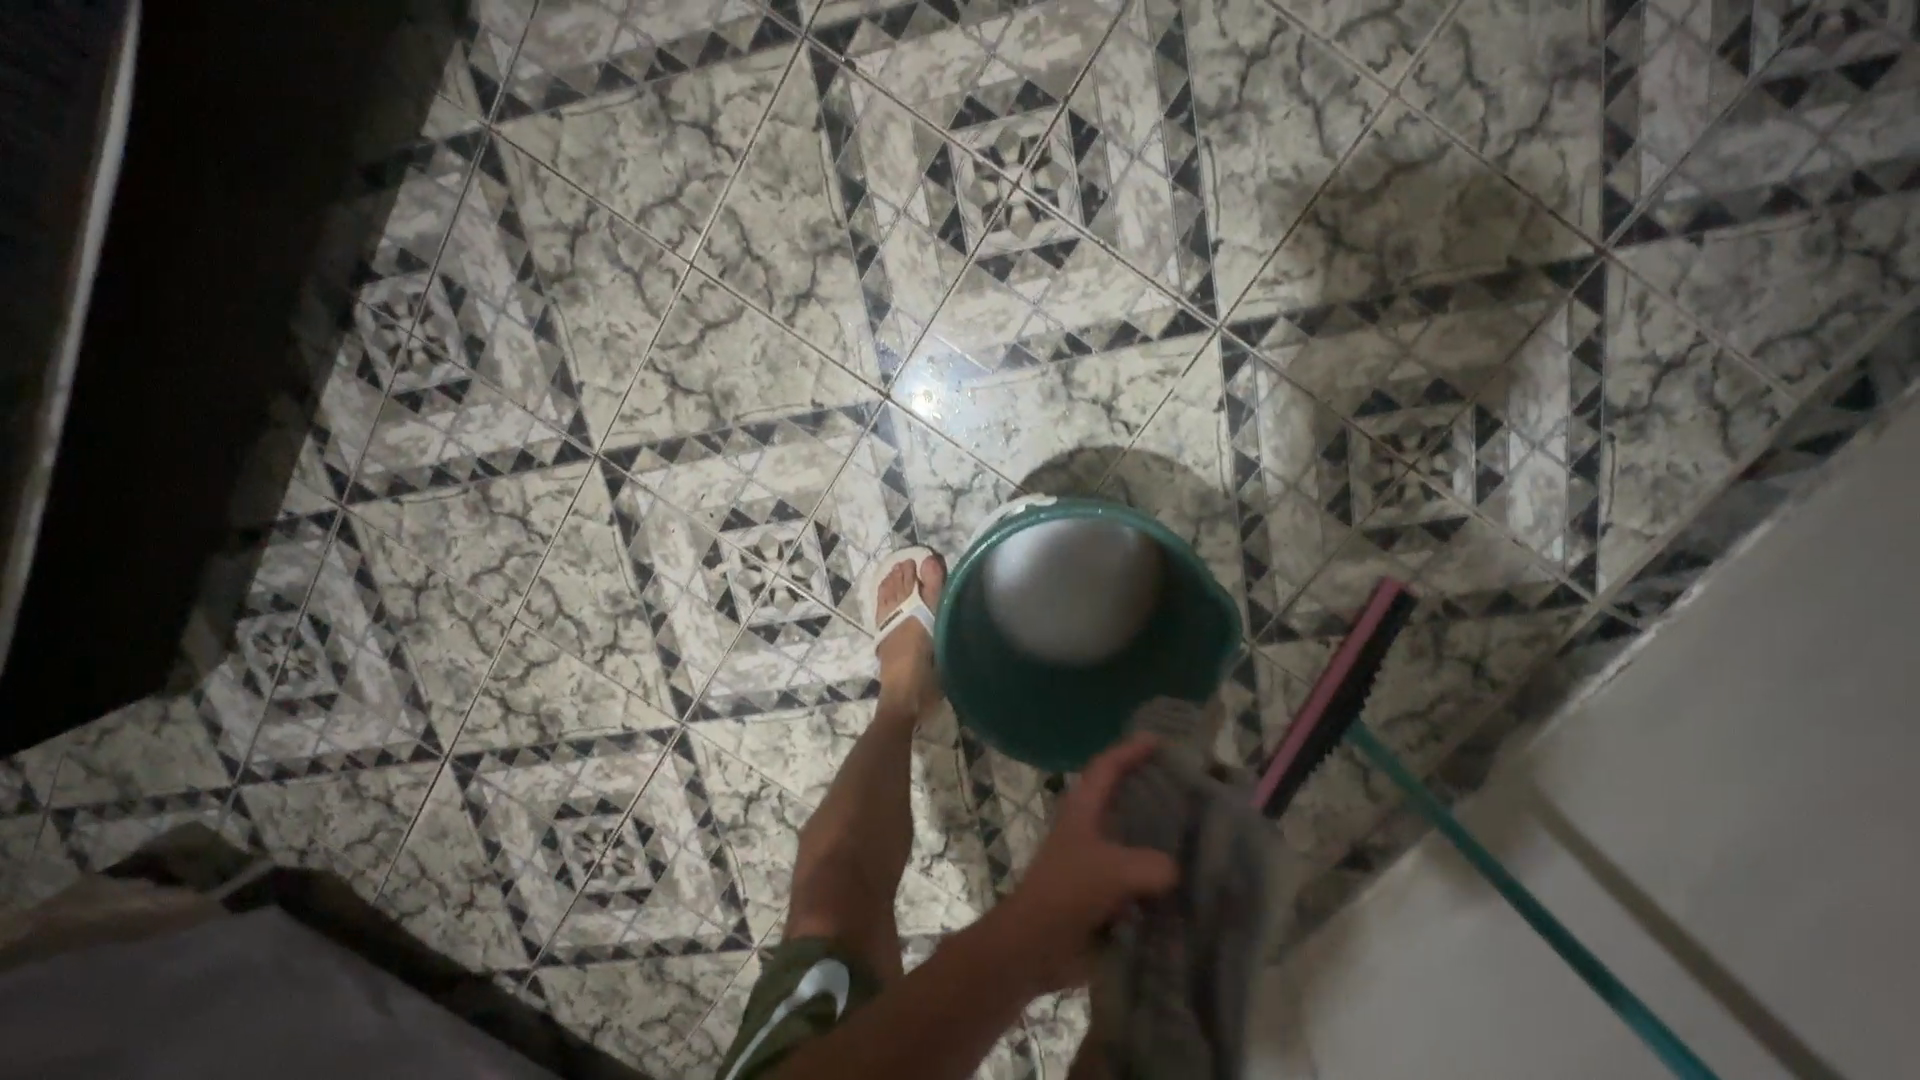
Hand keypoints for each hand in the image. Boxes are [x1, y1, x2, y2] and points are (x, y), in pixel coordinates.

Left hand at [990, 734, 1178, 993]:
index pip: (1107, 767)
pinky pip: (1139, 875)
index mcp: (1083, 809)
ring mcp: (1095, 861)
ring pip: (1134, 838)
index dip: (1130, 750)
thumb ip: (1155, 864)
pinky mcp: (1103, 893)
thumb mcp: (1115, 870)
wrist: (1035, 945)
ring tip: (1200, 830)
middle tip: (1192, 784)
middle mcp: (1089, 829)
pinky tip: (1189, 879)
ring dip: (1161, 834)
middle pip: (1122, 798)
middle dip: (1153, 789)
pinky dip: (1160, 874)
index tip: (1160, 740)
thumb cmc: (1067, 893)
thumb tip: (1177, 872)